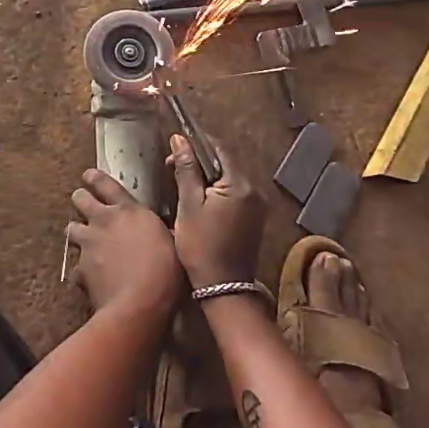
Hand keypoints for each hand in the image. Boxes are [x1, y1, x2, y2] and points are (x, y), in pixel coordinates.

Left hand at [67, 169, 181, 318]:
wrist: (139, 305)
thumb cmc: (165, 272)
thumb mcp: (172, 243)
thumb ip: (159, 232)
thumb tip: (165, 232)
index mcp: (128, 210)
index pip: (105, 183)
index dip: (94, 178)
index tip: (88, 176)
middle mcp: (103, 221)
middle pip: (80, 198)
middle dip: (81, 199)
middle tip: (84, 205)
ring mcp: (88, 243)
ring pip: (70, 227)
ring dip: (76, 231)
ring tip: (84, 239)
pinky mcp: (80, 267)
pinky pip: (76, 264)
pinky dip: (81, 268)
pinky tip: (89, 276)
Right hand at [169, 134, 266, 288]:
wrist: (223, 288)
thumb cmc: (201, 246)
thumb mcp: (188, 205)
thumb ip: (186, 169)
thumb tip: (179, 139)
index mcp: (240, 185)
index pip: (218, 149)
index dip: (195, 144)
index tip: (173, 149)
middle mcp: (254, 191)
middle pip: (224, 163)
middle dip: (198, 161)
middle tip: (171, 168)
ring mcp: (256, 206)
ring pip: (227, 178)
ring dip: (206, 176)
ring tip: (181, 184)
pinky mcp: (253, 218)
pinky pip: (233, 193)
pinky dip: (216, 191)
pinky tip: (198, 201)